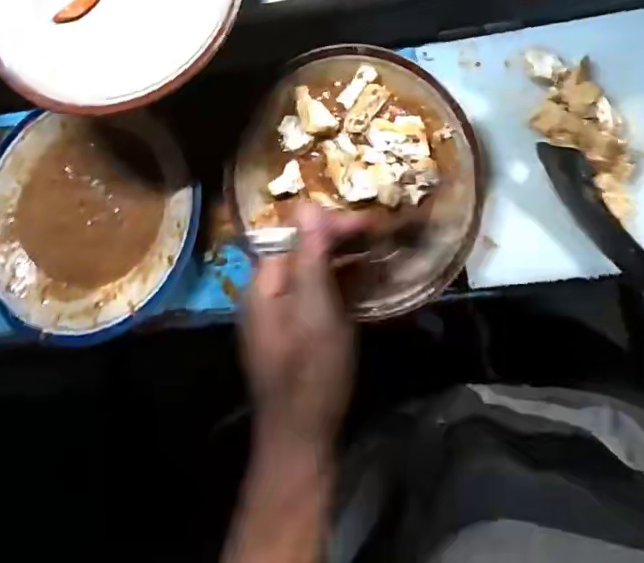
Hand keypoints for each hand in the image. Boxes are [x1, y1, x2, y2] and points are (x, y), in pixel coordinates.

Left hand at [237, 201, 370, 447]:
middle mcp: (267, 293)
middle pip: (303, 252)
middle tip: (380, 235)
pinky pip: (317, 295)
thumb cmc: (311, 372)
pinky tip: (365, 284)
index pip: (295, 235)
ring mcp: (280, 315)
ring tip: (380, 253)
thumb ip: (310, 257)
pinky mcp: (296, 334)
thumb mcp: (316, 309)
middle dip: (340, 240)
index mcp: (264, 283)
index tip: (369, 223)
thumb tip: (307, 204)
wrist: (302, 439)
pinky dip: (340, 285)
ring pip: (312, 273)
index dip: (330, 225)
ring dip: (343, 261)